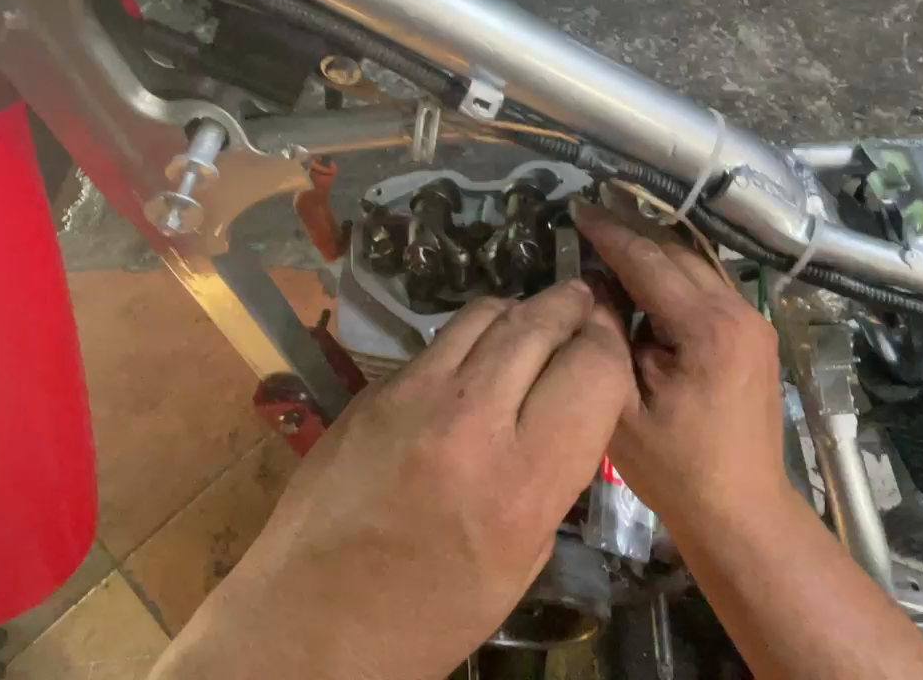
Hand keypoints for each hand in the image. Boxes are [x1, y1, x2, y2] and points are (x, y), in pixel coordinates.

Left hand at [152, 281, 633, 679]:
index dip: (611, 347)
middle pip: (542, 323)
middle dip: (575, 308)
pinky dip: (473, 335)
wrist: (311, 620)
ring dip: (523, 311)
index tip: (611, 344)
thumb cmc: (432, 611)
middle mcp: (471, 419)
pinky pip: (440, 339)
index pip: (594, 368)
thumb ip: (556, 469)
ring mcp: (414, 394)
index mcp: (522, 479)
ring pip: (488, 312)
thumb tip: (572, 401)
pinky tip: (477, 354)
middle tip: (586, 302)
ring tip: (536, 319)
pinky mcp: (376, 387)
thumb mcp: (523, 558)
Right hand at [573, 201, 791, 528]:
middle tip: (589, 224)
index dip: (611, 235)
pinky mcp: (754, 335)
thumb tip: (592, 284)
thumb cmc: (676, 468)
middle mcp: (739, 312)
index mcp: (708, 329)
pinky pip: (708, 287)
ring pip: (696, 266)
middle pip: (677, 255)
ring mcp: (753, 321)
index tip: (578, 209)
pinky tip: (643, 285)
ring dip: (654, 255)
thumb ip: (604, 337)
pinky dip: (673, 277)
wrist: (742, 512)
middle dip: (631, 237)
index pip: (650, 263)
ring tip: (610, 247)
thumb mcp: (621, 408)